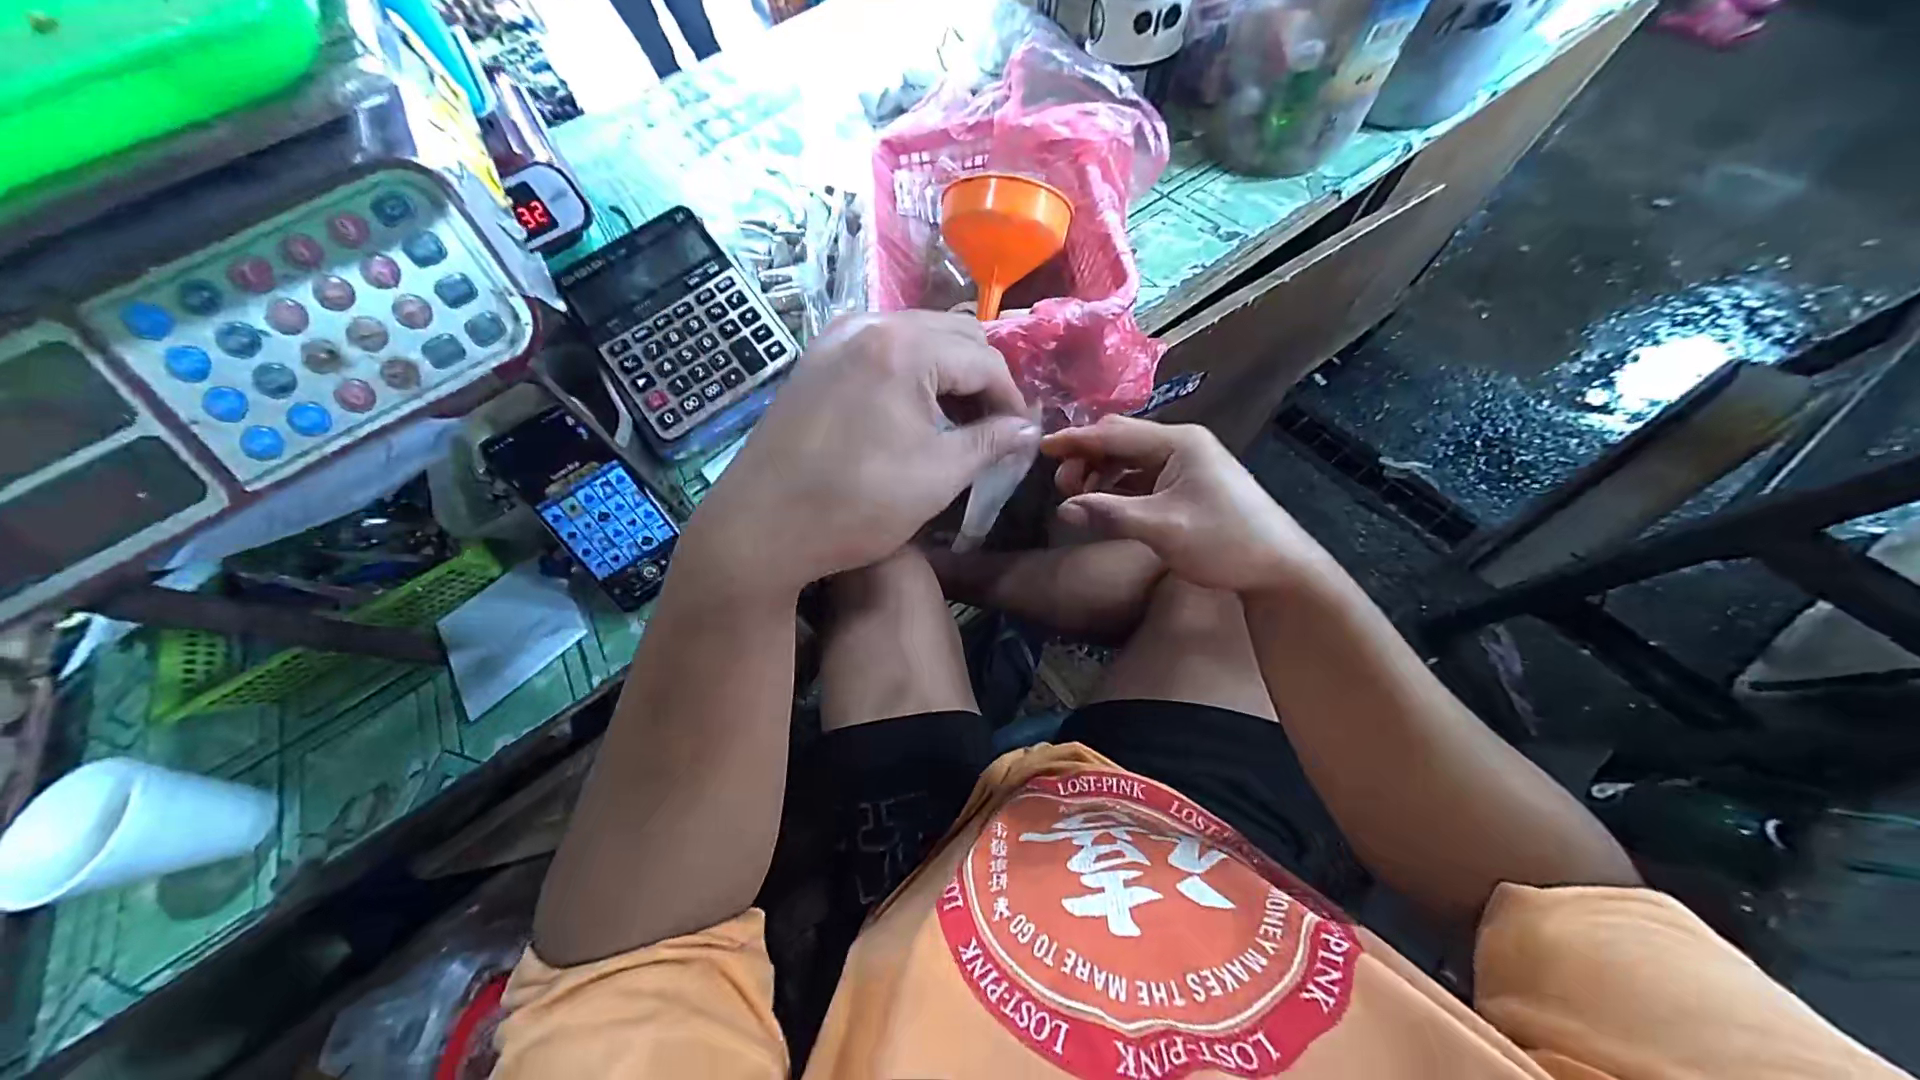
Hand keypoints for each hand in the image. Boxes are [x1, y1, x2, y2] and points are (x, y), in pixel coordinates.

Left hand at [687, 312, 1037, 594]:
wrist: (760, 527)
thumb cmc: (855, 505)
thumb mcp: (938, 476)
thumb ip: (991, 442)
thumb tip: (1028, 429)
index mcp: (904, 347)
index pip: (985, 360)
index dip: (1013, 399)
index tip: (1022, 436)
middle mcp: (869, 324)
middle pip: (953, 335)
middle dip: (983, 378)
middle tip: (994, 426)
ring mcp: (835, 338)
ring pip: (917, 338)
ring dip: (947, 372)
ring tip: (959, 420)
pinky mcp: (815, 360)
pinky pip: (881, 349)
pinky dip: (910, 371)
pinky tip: (914, 409)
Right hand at [1040, 416, 1331, 593]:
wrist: (1279, 568)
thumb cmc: (1224, 541)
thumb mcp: (1162, 528)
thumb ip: (1109, 514)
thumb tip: (1063, 508)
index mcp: (1179, 443)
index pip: (1114, 433)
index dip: (1075, 439)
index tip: (1042, 448)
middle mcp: (1181, 446)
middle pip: (1120, 442)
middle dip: (1087, 458)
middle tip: (1062, 486)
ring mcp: (1186, 466)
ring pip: (1129, 461)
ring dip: (1101, 475)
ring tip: (1079, 498)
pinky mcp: (1187, 486)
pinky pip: (1141, 478)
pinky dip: (1118, 488)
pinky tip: (1103, 505)